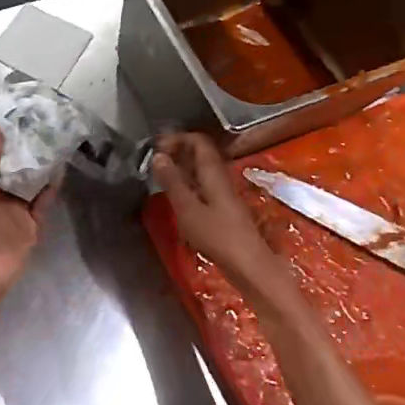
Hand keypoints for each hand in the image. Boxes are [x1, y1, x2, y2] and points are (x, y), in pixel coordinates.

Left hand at [0, 129, 57, 297]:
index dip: (3, 142)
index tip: (17, 121)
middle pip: (14, 170)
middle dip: (25, 153)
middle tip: (42, 127)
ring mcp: (16, 210)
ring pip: (31, 184)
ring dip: (40, 169)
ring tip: (55, 144)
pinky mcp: (32, 224)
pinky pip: (43, 203)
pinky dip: (51, 190)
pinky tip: (60, 173)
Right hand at [150, 133, 290, 299]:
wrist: (249, 266)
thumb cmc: (218, 236)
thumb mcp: (188, 208)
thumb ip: (172, 181)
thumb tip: (158, 156)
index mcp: (213, 173)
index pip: (198, 141)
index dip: (178, 138)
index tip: (157, 146)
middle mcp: (220, 178)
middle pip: (200, 154)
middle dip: (178, 151)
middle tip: (155, 159)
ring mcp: (223, 194)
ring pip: (201, 170)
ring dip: (182, 167)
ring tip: (160, 174)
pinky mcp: (223, 209)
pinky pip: (203, 186)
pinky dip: (187, 183)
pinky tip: (176, 195)